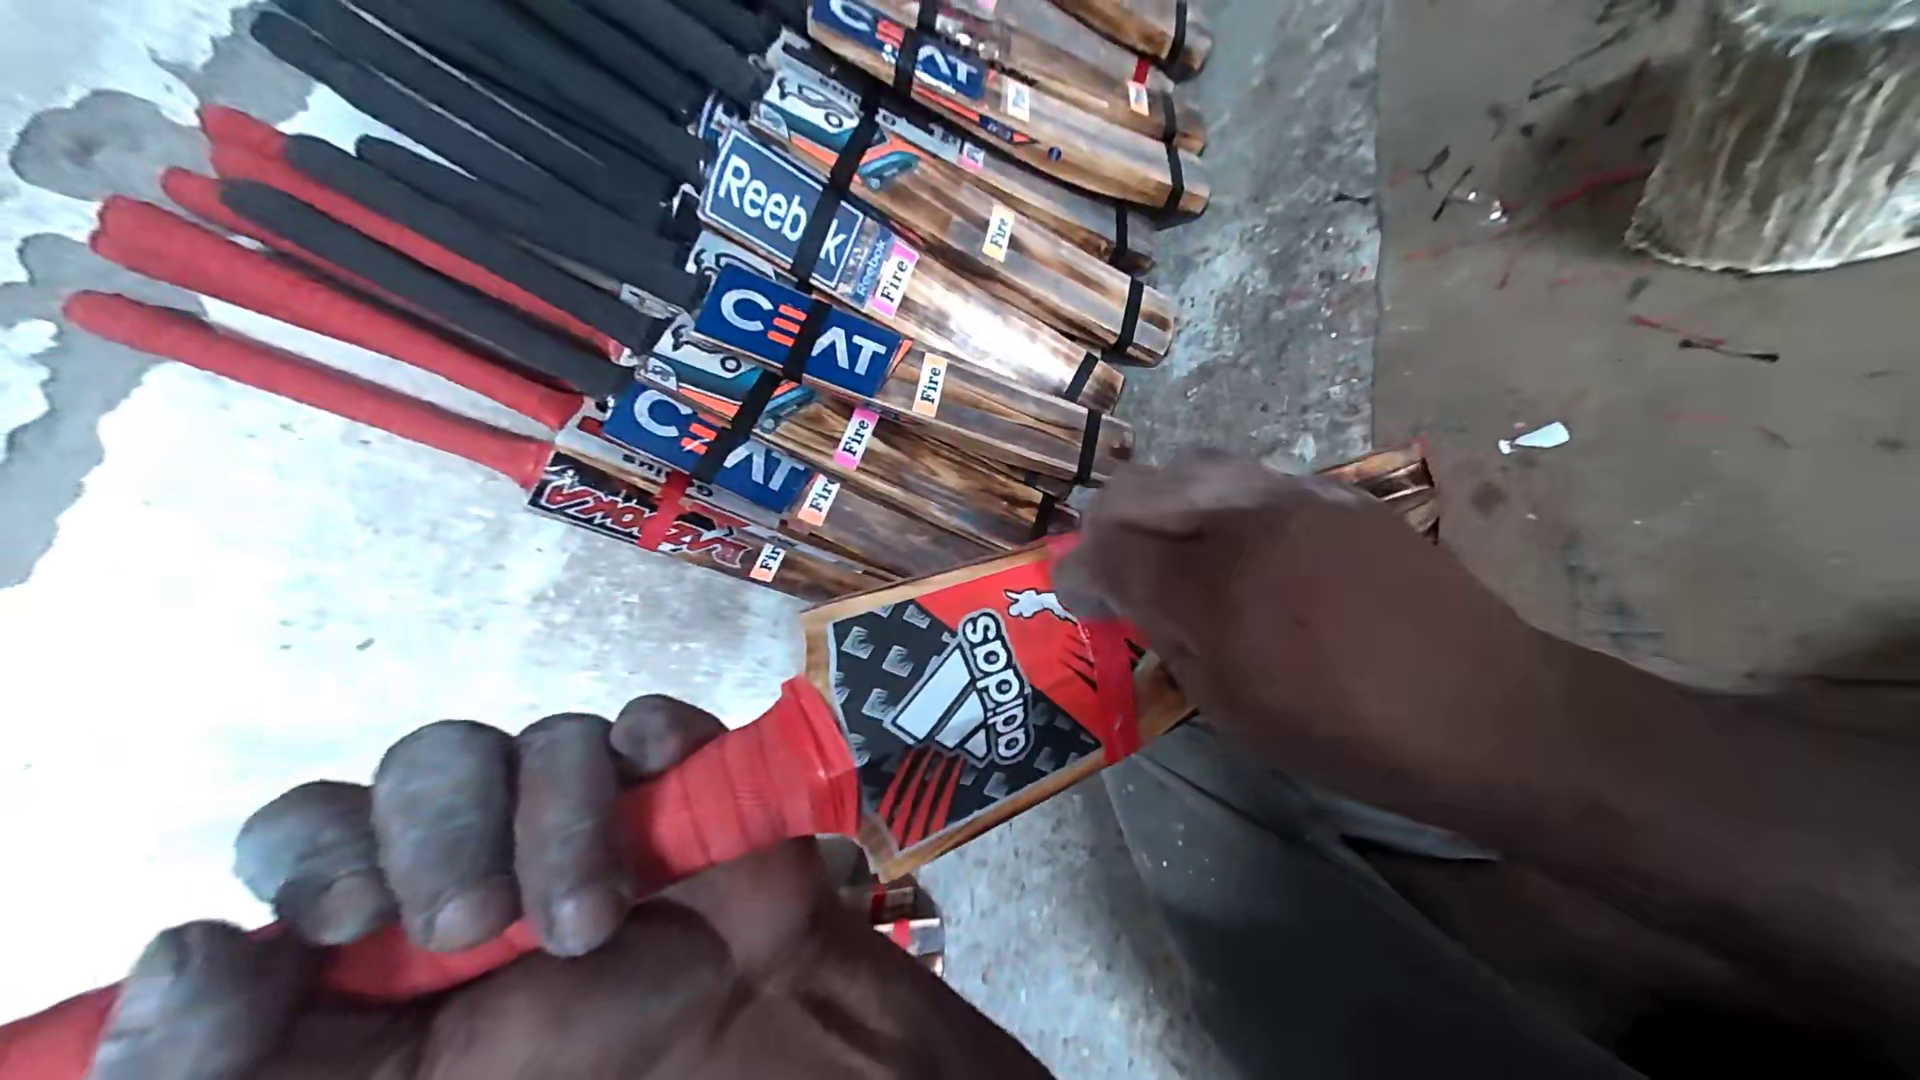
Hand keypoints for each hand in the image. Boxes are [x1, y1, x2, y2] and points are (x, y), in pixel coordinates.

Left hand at [87, 697, 1049, 1079]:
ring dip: (558, 824)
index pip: (315, 827)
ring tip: (590, 920)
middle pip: (429, 758)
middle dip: (439, 829)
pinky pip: (649, 722)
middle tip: (466, 926)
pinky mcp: (678, 762)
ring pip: (543, 739)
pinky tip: (659, 796)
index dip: (312, 851)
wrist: (735, 1034)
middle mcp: (495, 823)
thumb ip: (255, 1067)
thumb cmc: (567, 1078)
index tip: (335, 927)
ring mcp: (595, 785)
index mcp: (406, 900)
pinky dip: (651, 750)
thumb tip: (166, 961)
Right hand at [1056, 454, 1564, 811]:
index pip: (1108, 553)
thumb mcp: (1232, 709)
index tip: (1074, 593)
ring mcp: (1291, 497)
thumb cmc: (1345, 732)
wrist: (1486, 710)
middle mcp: (1241, 524)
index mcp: (1211, 589)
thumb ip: (1168, 638)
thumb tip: (1128, 598)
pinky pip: (1245, 474)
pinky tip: (1226, 532)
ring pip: (1190, 464)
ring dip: (1155, 499)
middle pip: (1137, 490)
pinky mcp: (1334, 494)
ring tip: (1161, 537)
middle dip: (1104, 524)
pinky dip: (1210, 495)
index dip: (1077, 572)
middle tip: (1107, 562)